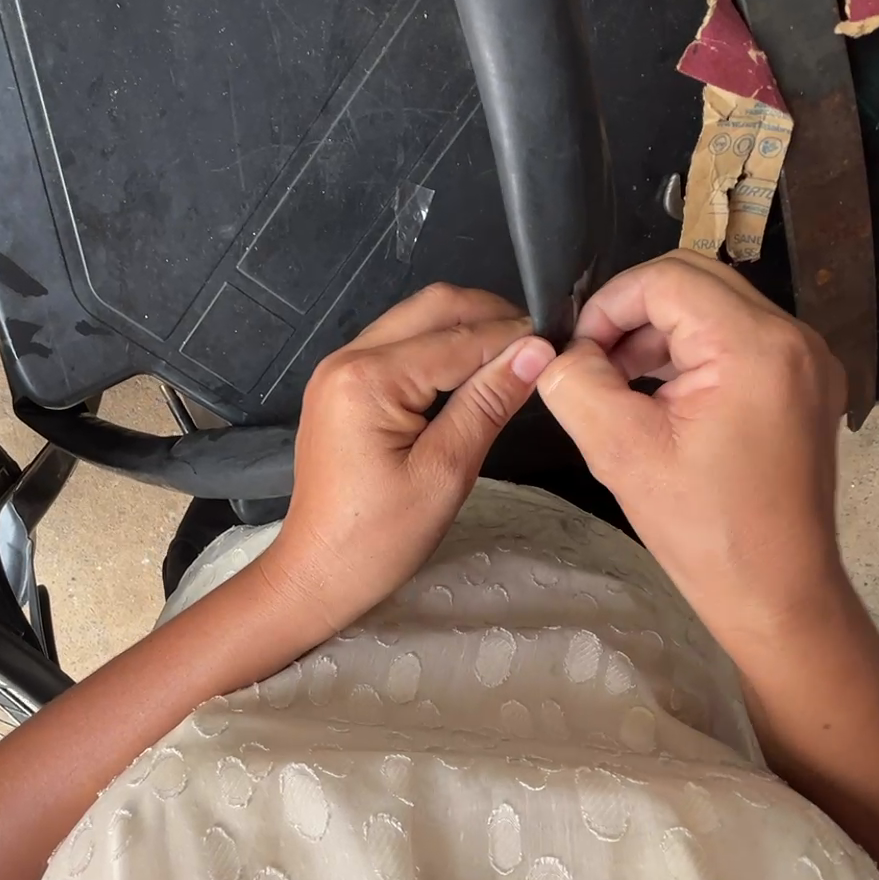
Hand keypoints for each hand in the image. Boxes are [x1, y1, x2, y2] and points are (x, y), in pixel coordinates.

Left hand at [260, 283, 554, 632]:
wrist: (317, 572)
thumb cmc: (380, 538)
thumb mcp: (445, 472)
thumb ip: (488, 403)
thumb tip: (538, 350)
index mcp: (368, 377)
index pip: (458, 337)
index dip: (514, 338)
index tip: (562, 345)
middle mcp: (346, 358)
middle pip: (431, 307)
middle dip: (489, 317)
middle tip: (538, 348)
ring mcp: (337, 369)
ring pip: (413, 320)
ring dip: (464, 329)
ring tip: (513, 359)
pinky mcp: (339, 386)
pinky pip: (396, 346)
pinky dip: (436, 349)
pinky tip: (470, 372)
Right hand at [535, 251, 848, 638]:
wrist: (772, 587)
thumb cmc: (698, 525)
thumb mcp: (616, 449)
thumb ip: (573, 382)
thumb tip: (562, 352)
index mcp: (754, 346)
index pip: (666, 277)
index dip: (608, 304)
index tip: (578, 351)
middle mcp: (793, 338)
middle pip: (693, 280)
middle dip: (629, 313)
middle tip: (593, 362)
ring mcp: (805, 361)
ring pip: (711, 308)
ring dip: (654, 334)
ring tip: (616, 383)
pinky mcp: (801, 384)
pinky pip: (732, 340)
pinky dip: (684, 354)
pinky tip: (654, 396)